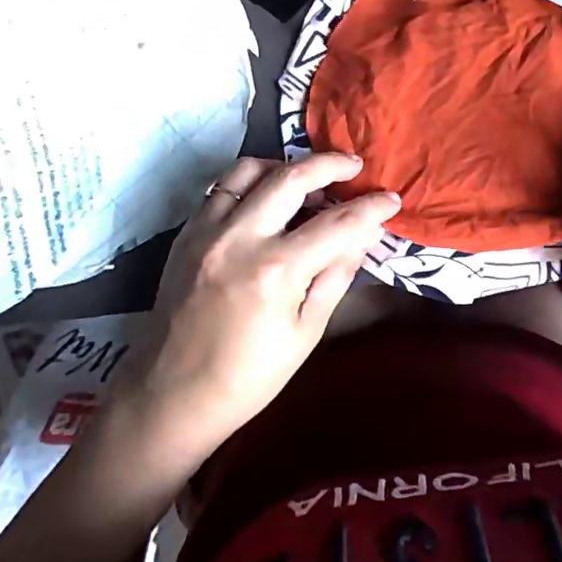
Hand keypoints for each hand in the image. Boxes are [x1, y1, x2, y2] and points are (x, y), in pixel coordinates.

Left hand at [122, 154, 400, 455]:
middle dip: (330, 164)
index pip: (337, 224)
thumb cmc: (248, 377)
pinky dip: (251, 181)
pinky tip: (267, 196)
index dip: (371, 208)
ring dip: (286, 166)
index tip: (391, 199)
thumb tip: (365, 235)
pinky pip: (221, 188)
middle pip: (292, 178)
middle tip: (354, 166)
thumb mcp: (307, 332)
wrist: (170, 397)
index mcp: (275, 271)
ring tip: (308, 178)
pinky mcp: (186, 234)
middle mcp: (239, 239)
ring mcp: (207, 232)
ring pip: (250, 170)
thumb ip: (337, 275)